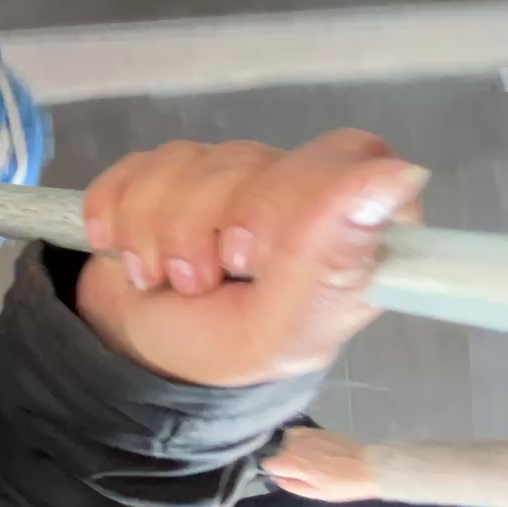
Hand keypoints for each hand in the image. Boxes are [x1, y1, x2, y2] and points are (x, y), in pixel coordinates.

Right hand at [77, 129, 428, 385]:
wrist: (136, 349)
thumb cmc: (218, 345)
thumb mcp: (279, 331)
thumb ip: (330, 263)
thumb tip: (397, 174)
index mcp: (350, 219)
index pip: (339, 158)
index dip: (279, 202)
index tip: (245, 261)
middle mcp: (291, 184)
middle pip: (241, 160)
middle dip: (194, 229)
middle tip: (194, 281)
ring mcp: (221, 175)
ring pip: (178, 163)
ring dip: (148, 232)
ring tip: (155, 276)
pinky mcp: (156, 174)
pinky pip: (130, 169)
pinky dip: (110, 214)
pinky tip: (117, 246)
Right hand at [263, 428, 379, 500]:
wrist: (375, 467)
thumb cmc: (347, 484)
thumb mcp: (319, 494)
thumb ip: (291, 486)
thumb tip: (276, 478)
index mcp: (288, 463)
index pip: (267, 465)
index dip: (279, 472)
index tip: (293, 476)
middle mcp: (289, 446)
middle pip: (278, 454)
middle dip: (288, 461)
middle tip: (310, 470)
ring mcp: (301, 435)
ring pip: (286, 443)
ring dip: (295, 450)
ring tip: (316, 458)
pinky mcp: (313, 429)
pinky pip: (297, 434)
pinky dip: (302, 440)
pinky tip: (317, 448)